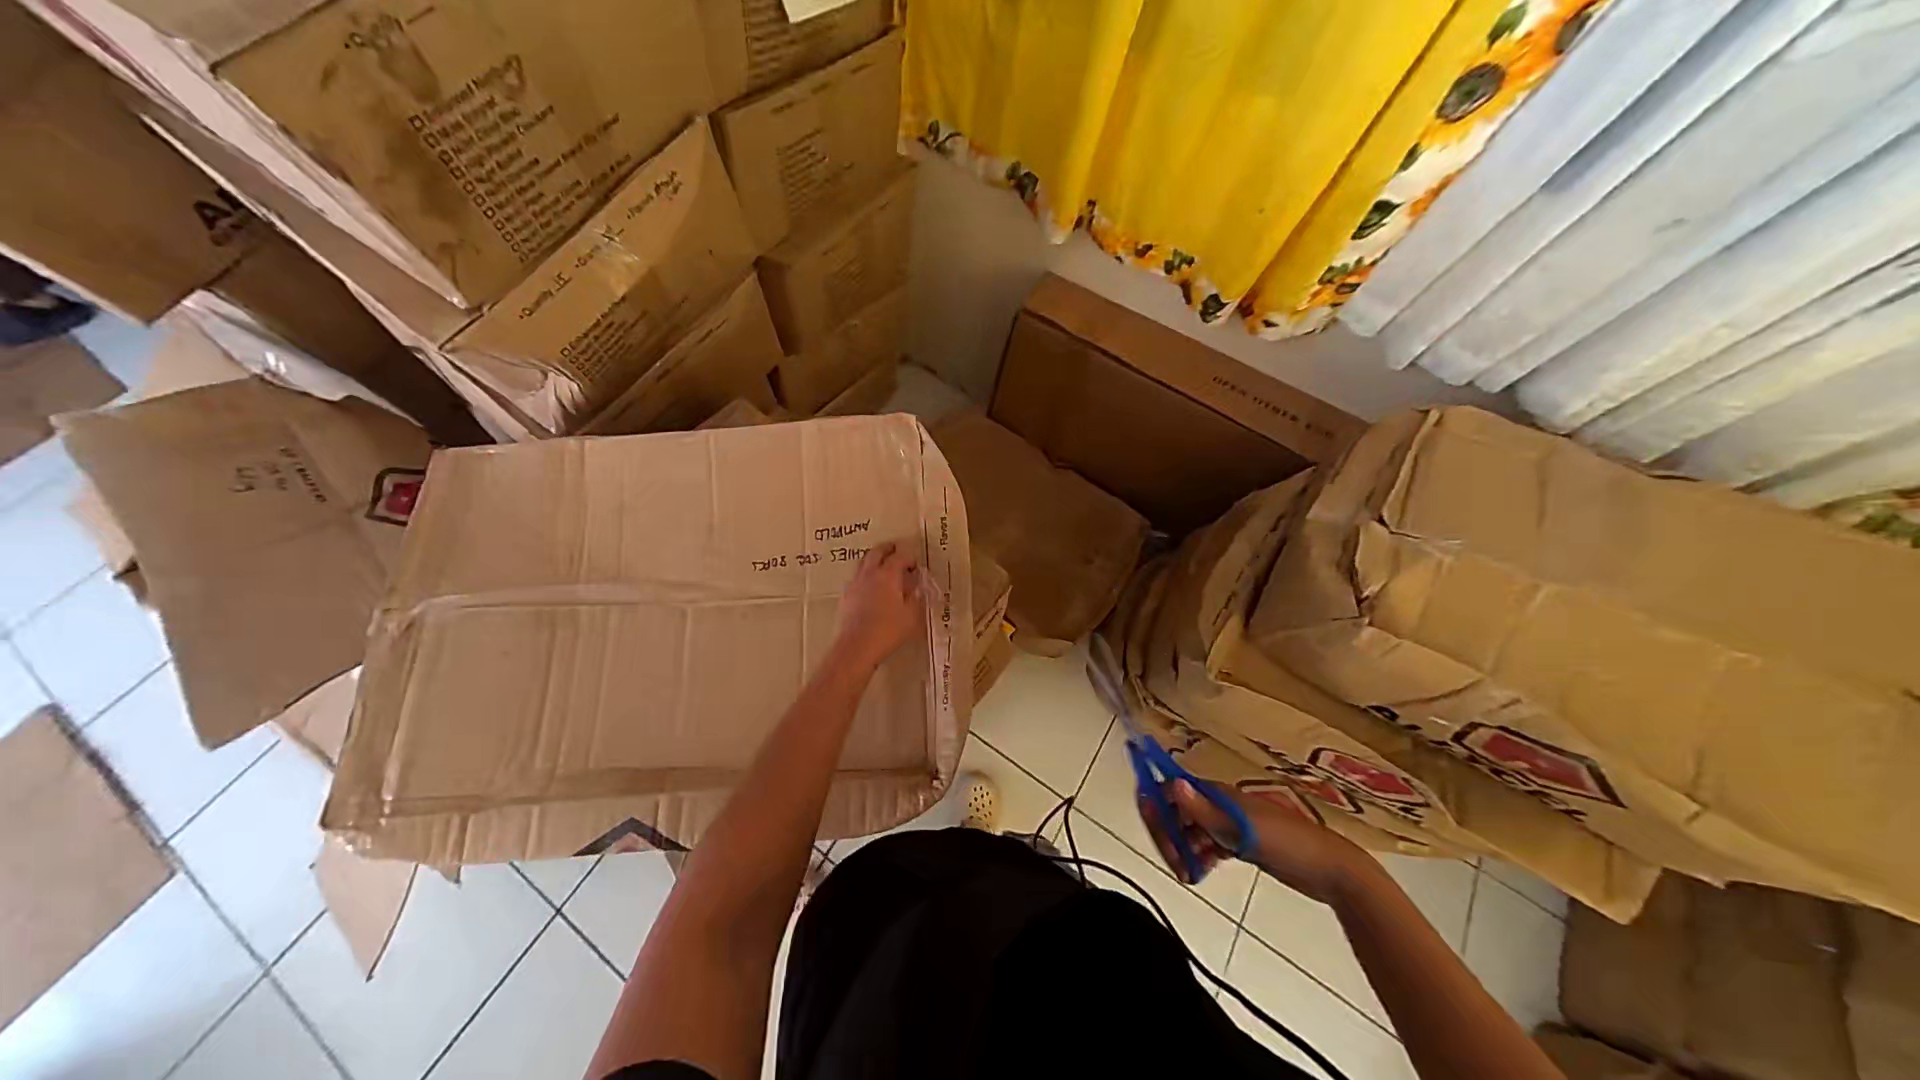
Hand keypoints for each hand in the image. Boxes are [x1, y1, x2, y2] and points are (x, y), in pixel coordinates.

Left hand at [830, 540, 923, 672]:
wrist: (856, 646)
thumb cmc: (888, 630)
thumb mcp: (911, 616)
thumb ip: (916, 598)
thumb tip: (917, 588)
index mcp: (888, 574)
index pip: (900, 556)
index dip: (910, 557)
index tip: (916, 564)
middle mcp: (870, 573)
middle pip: (877, 551)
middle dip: (888, 548)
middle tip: (896, 550)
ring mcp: (855, 583)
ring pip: (864, 562)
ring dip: (874, 559)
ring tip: (883, 566)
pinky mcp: (846, 595)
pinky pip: (857, 577)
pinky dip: (866, 575)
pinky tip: (870, 586)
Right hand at [1145, 778, 1369, 902]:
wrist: (1332, 870)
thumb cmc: (1289, 844)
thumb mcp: (1243, 829)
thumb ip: (1205, 811)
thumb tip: (1173, 784)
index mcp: (1218, 793)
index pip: (1172, 790)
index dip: (1157, 807)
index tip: (1155, 834)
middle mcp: (1219, 804)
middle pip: (1178, 811)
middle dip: (1169, 835)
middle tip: (1175, 864)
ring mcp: (1230, 823)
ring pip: (1191, 830)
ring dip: (1182, 849)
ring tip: (1187, 874)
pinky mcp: (1240, 842)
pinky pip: (1207, 845)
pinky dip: (1198, 857)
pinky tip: (1199, 872)